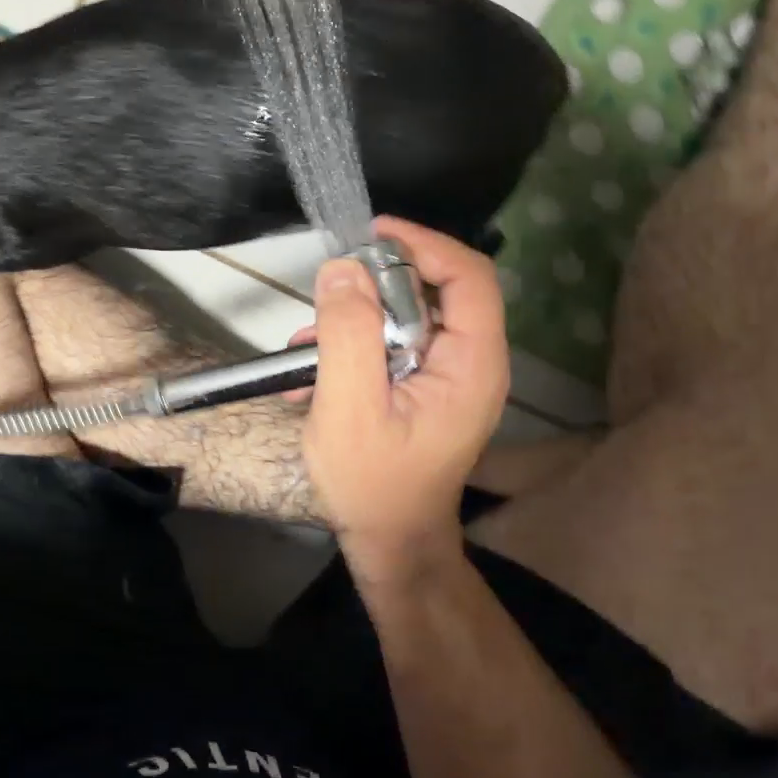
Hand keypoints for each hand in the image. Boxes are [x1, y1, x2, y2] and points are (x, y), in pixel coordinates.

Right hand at [302, 216, 510, 581]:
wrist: (389, 544)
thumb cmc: (373, 485)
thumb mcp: (349, 408)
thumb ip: (347, 334)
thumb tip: (342, 267)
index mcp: (473, 364)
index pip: (468, 276)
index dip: (424, 244)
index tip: (371, 234)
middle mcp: (471, 363)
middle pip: (434, 291)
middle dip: (373, 289)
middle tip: (326, 300)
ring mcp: (448, 378)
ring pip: (405, 318)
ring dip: (353, 324)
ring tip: (305, 349)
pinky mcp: (424, 390)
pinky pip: (391, 347)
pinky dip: (352, 350)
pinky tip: (310, 377)